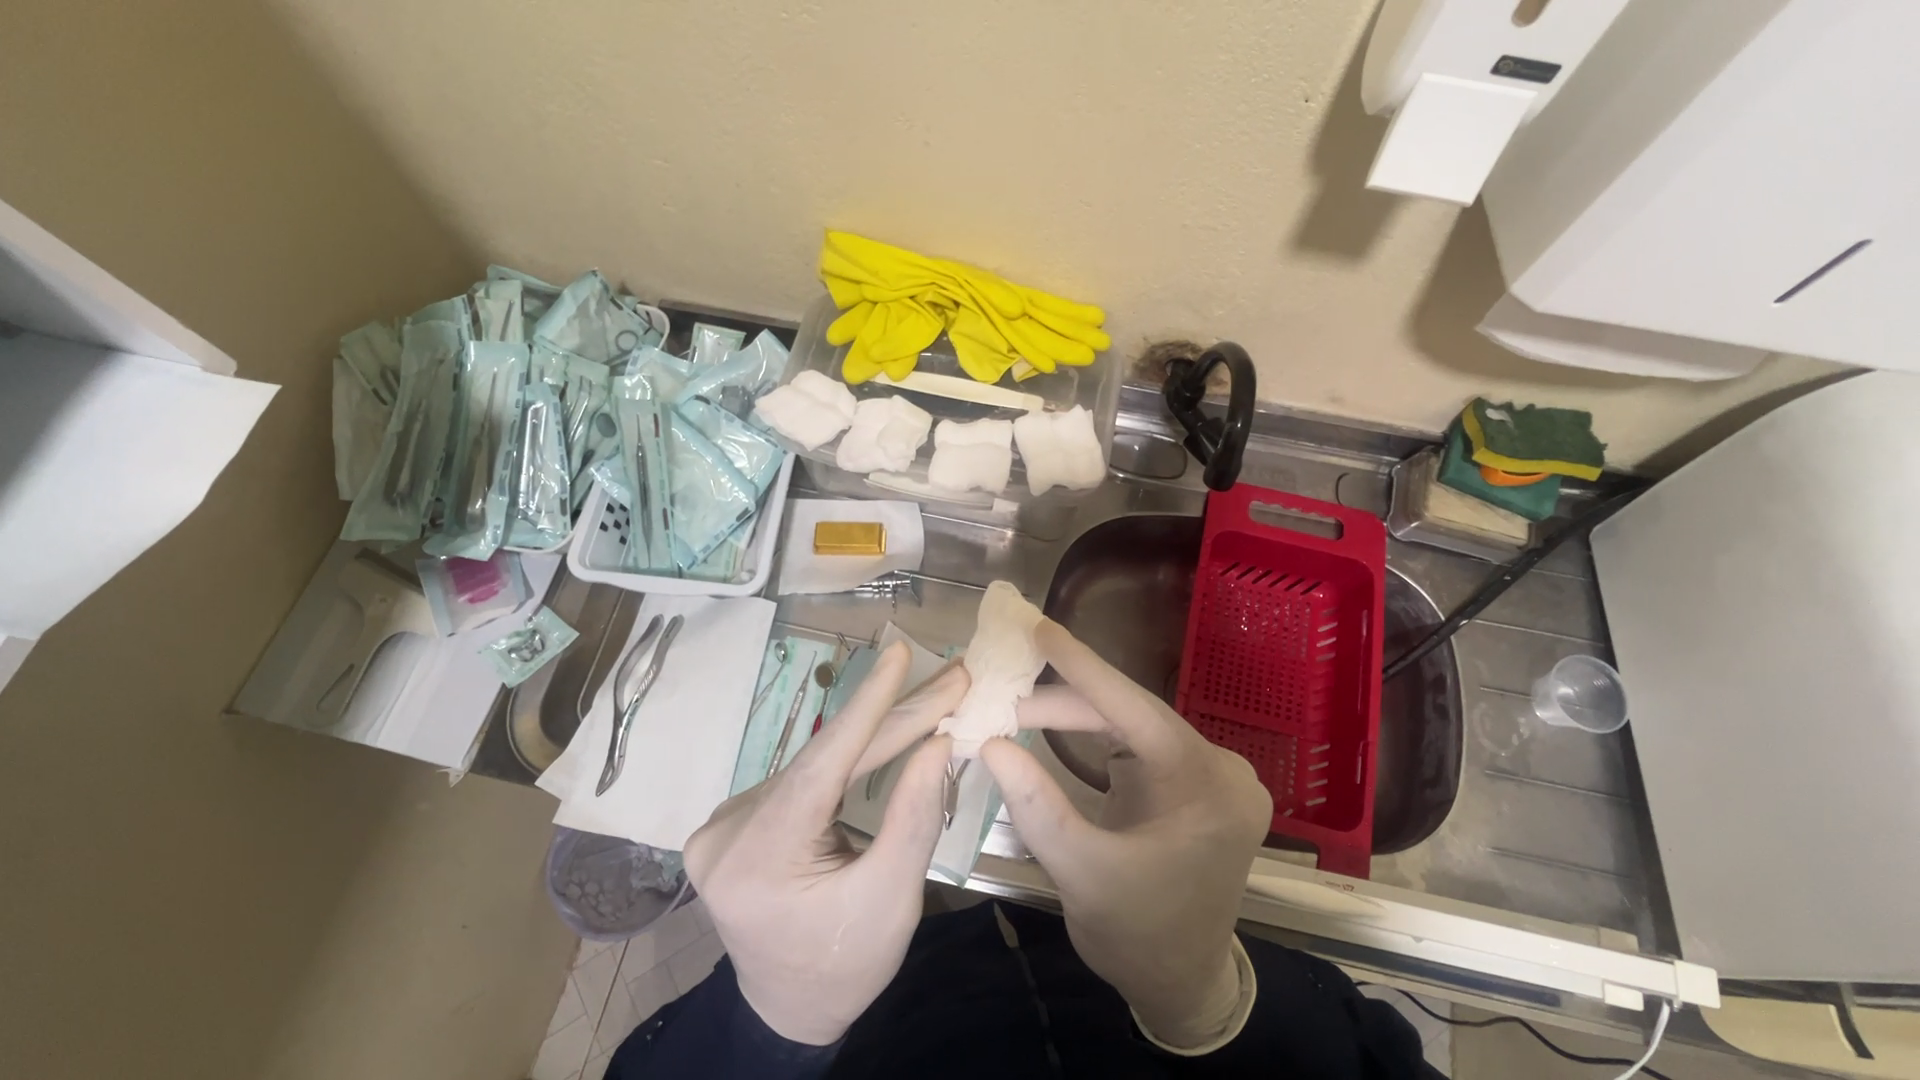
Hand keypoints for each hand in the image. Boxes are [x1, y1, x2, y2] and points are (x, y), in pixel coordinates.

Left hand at [684, 644, 968, 1045]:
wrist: (790, 1012)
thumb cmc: (847, 965)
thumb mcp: (892, 900)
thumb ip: (914, 819)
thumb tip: (938, 741)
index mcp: (758, 860)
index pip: (822, 764)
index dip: (869, 704)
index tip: (899, 652)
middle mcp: (725, 832)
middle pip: (823, 761)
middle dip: (890, 720)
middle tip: (946, 679)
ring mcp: (721, 826)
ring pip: (813, 766)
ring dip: (872, 735)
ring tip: (927, 701)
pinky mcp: (730, 823)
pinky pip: (800, 781)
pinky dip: (845, 761)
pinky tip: (884, 736)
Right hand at [982, 621, 1271, 1050]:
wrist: (1180, 983)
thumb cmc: (1136, 934)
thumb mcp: (1080, 872)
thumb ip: (1035, 805)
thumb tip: (991, 742)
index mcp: (1205, 787)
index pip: (1136, 709)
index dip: (1082, 664)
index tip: (1037, 625)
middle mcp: (1220, 770)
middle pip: (1131, 715)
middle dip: (1063, 703)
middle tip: (1000, 692)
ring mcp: (1209, 776)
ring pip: (1130, 727)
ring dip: (1074, 720)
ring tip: (1014, 711)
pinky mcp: (1191, 785)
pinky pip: (1137, 746)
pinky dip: (1093, 739)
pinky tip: (1053, 730)